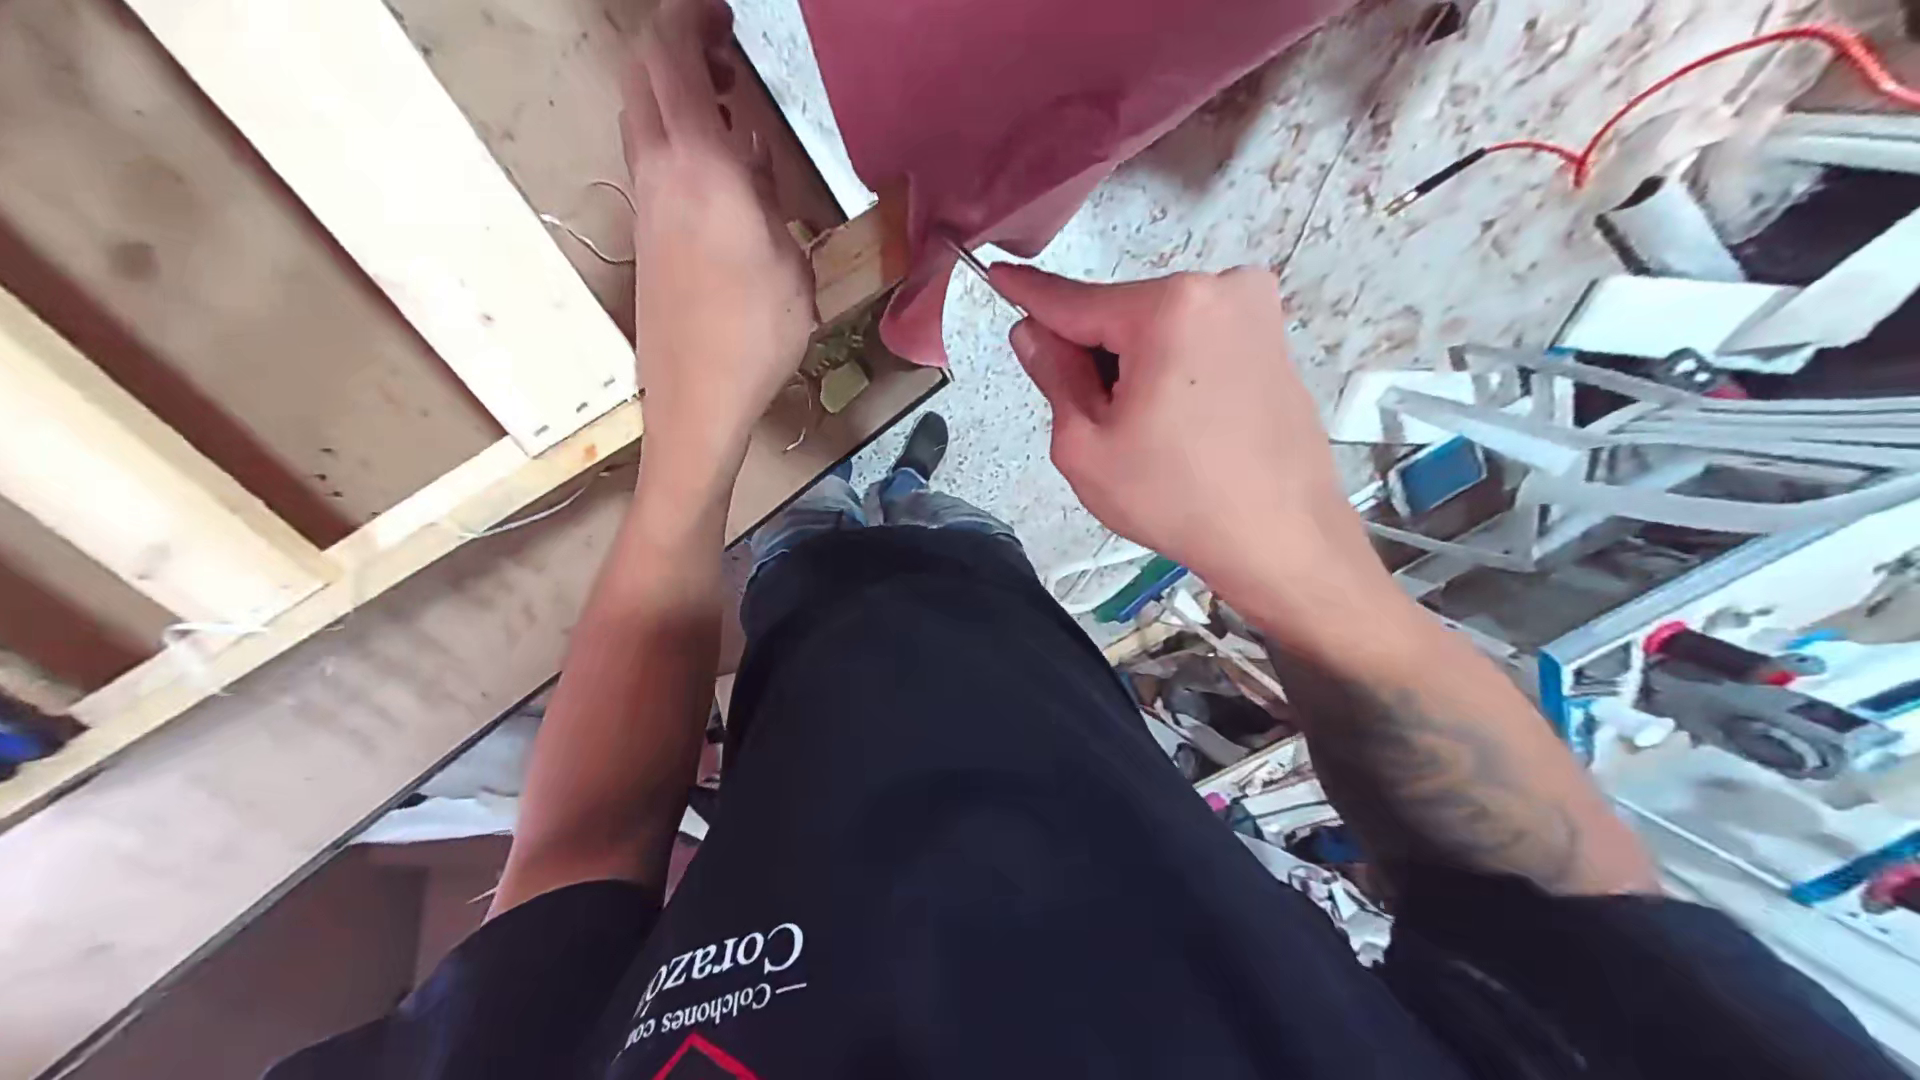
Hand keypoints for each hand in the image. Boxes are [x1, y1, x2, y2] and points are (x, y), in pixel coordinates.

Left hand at [623, 0, 813, 470]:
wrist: (698, 396)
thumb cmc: (757, 336)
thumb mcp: (789, 264)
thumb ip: (770, 199)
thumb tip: (753, 158)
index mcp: (700, 167)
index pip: (672, 54)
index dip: (691, 17)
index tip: (725, 17)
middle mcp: (659, 172)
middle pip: (641, 72)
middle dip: (677, 48)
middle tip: (727, 62)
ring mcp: (645, 204)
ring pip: (640, 115)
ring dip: (674, 95)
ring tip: (728, 115)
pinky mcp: (645, 235)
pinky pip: (651, 159)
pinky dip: (676, 140)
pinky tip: (720, 175)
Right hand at [992, 265, 1396, 634]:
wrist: (1282, 539)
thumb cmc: (1175, 498)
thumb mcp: (1086, 445)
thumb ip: (1053, 376)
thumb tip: (1032, 332)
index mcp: (1169, 307)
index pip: (1074, 299)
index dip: (1028, 294)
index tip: (997, 274)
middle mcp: (1220, 288)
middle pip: (1119, 316)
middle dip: (1093, 358)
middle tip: (1097, 423)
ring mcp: (1256, 310)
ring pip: (1156, 330)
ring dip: (1131, 368)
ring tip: (1145, 433)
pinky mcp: (1272, 339)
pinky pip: (1194, 341)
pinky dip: (1169, 370)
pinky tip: (1176, 424)